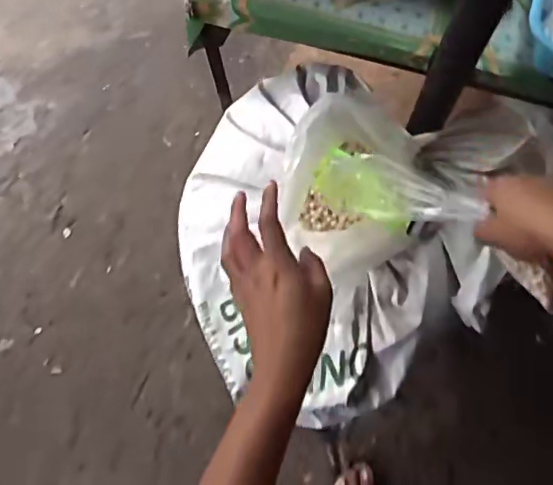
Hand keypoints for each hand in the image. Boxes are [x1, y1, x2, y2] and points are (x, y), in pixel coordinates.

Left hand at [221, 181, 331, 400]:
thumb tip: (301, 253)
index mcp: (277, 265)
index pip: (268, 225)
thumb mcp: (322, 289)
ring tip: (233, 219)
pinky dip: (230, 251)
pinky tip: (235, 251)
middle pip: (239, 236)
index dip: (268, 203)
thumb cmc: (307, 325)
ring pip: (229, 252)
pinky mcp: (240, 300)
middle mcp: (255, 271)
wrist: (280, 365)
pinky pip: (230, 267)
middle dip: (237, 214)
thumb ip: (312, 265)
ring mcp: (244, 286)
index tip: (270, 187)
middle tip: (240, 197)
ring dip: (229, 231)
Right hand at [475, 175, 552, 264]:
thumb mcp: (495, 237)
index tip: (487, 223)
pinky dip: (540, 208)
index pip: (484, 191)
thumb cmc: (525, 232)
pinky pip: (541, 198)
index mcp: (499, 185)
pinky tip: (543, 223)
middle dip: (504, 205)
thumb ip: (481, 230)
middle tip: (505, 226)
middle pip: (505, 190)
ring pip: (524, 193)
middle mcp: (518, 177)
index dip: (483, 207)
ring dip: (523, 205)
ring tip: (526, 226)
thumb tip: (478, 226)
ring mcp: (539, 181)